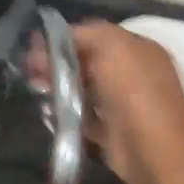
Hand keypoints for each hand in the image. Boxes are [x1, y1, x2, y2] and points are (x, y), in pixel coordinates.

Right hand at [30, 20, 183, 183]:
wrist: (153, 151)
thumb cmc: (134, 90)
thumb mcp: (112, 45)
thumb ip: (86, 32)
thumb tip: (58, 38)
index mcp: (138, 49)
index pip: (94, 35)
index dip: (63, 37)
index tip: (35, 44)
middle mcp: (132, 73)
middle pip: (85, 61)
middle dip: (56, 62)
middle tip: (31, 69)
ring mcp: (122, 103)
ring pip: (81, 88)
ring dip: (57, 86)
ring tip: (37, 90)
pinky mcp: (111, 130)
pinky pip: (82, 115)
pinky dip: (65, 112)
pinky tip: (48, 110)